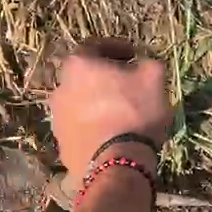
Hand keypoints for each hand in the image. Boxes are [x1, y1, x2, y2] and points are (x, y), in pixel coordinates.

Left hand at [48, 40, 171, 179]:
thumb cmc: (134, 111)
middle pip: (85, 75)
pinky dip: (94, 124)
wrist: (116, 166)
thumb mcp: (154, 76)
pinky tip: (113, 132)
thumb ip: (147, 62)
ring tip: (122, 110)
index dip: (117, 47)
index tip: (134, 56)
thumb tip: (142, 65)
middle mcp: (60, 88)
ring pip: (81, 102)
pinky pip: (80, 127)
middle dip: (105, 77)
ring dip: (98, 101)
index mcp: (78, 65)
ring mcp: (57, 119)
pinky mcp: (61, 145)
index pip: (95, 45)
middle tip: (128, 83)